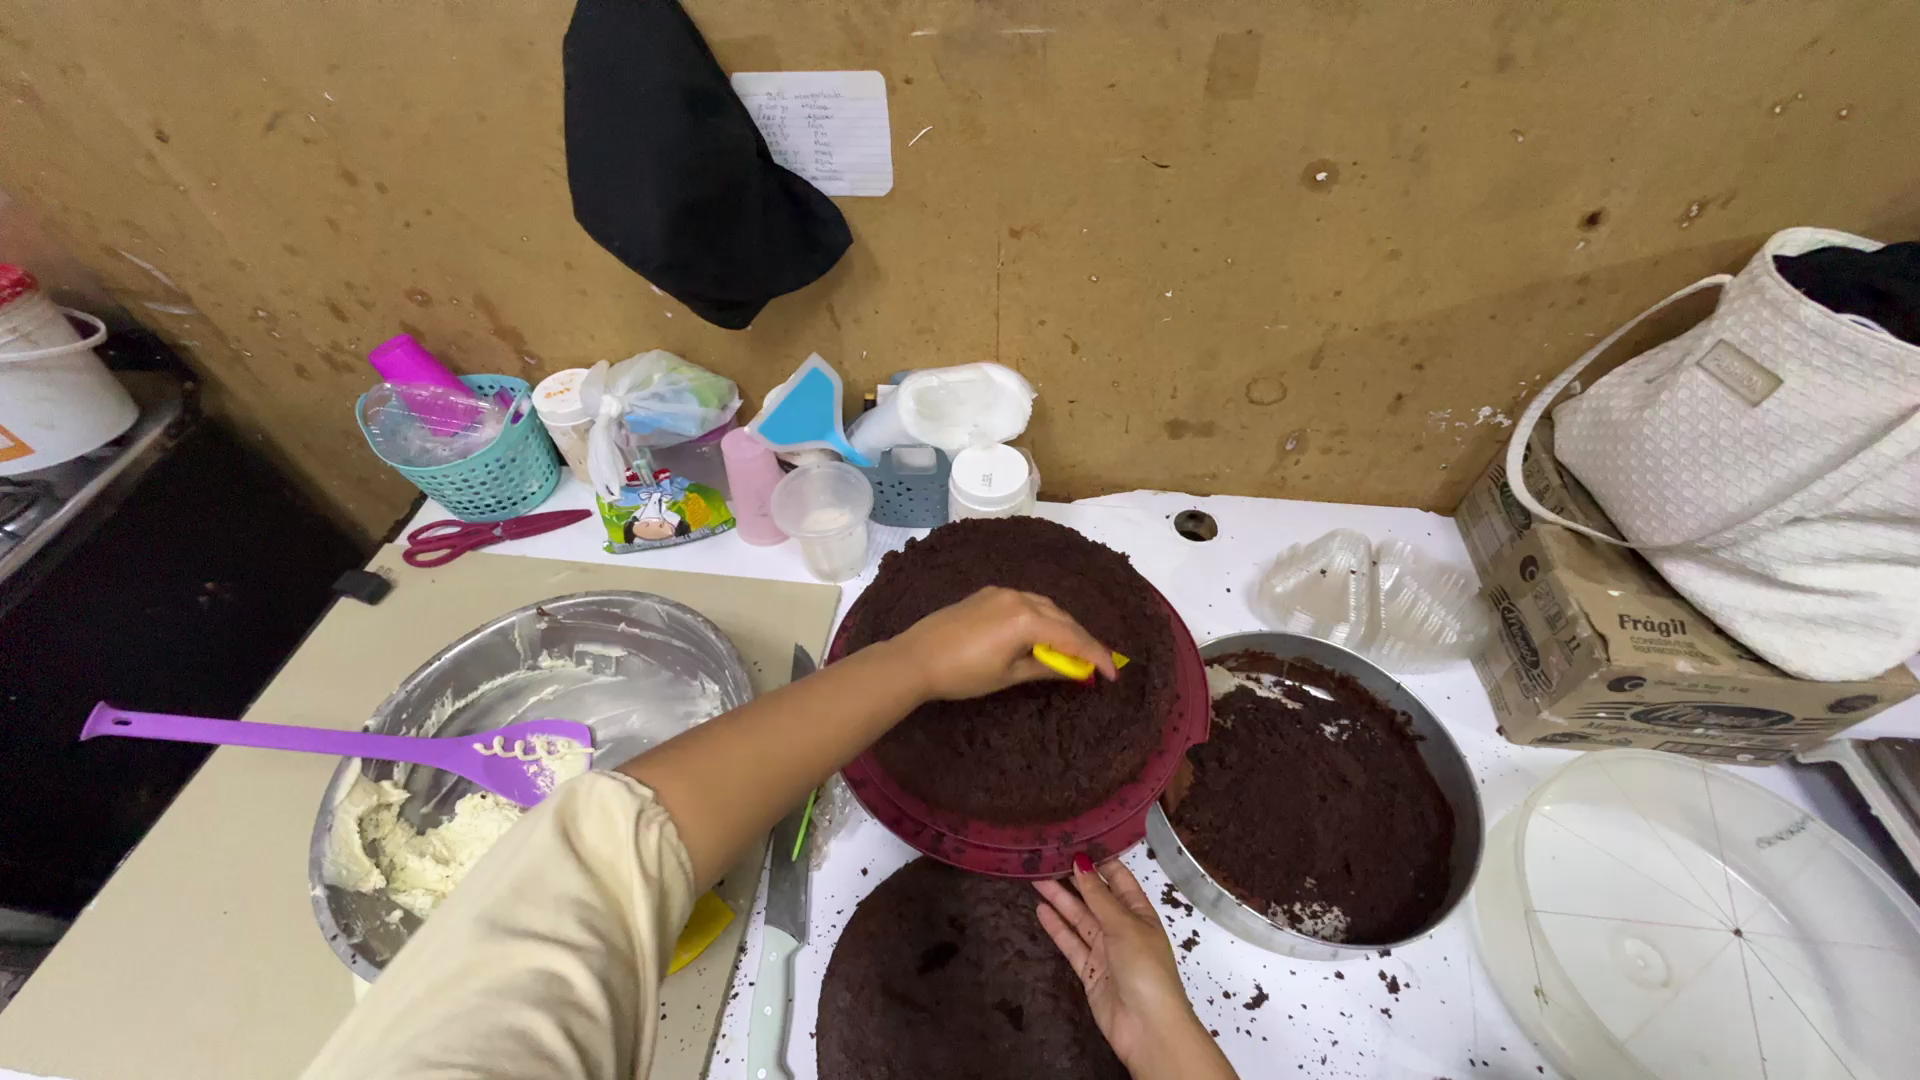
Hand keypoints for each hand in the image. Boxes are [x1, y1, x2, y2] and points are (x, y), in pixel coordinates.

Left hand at [885, 586, 1118, 701]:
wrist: (915, 658)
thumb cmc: (962, 674)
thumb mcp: (1008, 675)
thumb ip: (1046, 666)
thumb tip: (1074, 669)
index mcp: (1027, 619)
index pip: (1072, 637)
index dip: (1095, 656)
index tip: (1111, 675)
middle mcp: (1018, 597)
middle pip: (1062, 617)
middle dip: (1081, 640)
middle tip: (1094, 664)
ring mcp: (1000, 593)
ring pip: (1044, 606)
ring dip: (1061, 626)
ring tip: (1070, 651)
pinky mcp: (986, 594)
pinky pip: (1024, 602)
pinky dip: (1040, 617)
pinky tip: (1040, 633)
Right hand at [1035, 859, 1234, 1078]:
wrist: (1147, 1028)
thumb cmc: (1144, 968)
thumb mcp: (1123, 924)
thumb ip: (1099, 895)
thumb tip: (1081, 861)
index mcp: (1139, 912)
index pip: (1117, 877)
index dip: (1098, 859)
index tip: (1074, 840)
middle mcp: (1121, 927)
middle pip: (1094, 896)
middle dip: (1074, 878)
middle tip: (1047, 857)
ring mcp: (1105, 949)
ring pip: (1079, 917)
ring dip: (1060, 898)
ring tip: (1036, 877)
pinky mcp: (1090, 970)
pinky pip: (1071, 942)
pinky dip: (1056, 927)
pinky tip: (1040, 909)